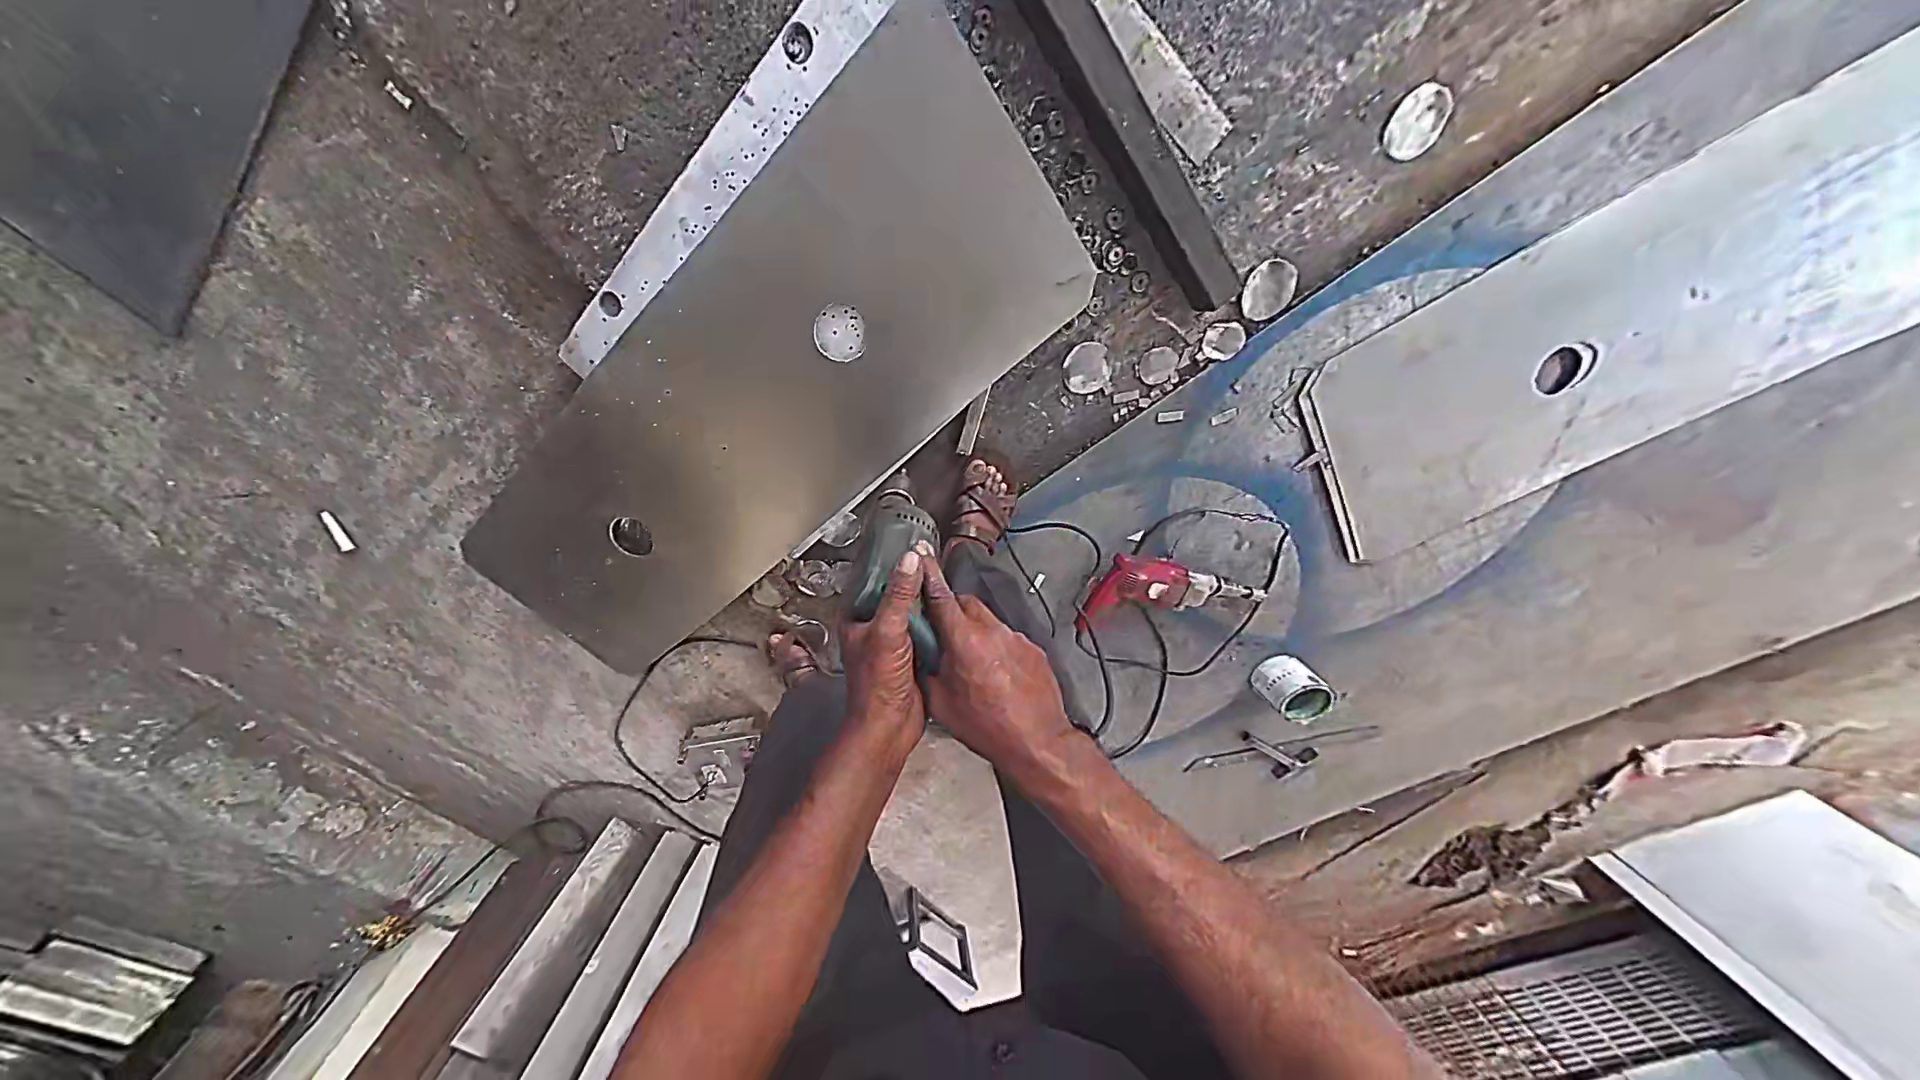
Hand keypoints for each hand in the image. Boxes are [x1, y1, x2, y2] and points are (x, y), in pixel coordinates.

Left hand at [840, 547, 928, 752]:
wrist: (890, 726)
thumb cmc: (876, 686)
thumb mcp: (888, 631)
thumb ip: (899, 595)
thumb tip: (910, 561)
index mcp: (856, 620)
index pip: (873, 581)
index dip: (890, 564)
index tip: (910, 546)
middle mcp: (873, 628)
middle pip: (896, 595)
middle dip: (914, 582)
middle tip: (932, 560)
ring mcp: (894, 642)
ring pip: (913, 613)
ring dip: (927, 602)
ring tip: (943, 581)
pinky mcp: (913, 656)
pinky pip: (926, 631)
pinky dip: (937, 623)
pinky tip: (949, 613)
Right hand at [919, 555, 1079, 783]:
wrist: (1037, 742)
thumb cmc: (990, 728)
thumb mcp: (942, 704)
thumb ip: (928, 671)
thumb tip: (923, 655)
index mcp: (966, 641)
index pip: (942, 597)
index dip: (929, 574)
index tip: (922, 554)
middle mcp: (993, 633)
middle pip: (967, 603)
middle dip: (952, 610)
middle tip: (943, 630)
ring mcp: (1017, 639)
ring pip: (988, 621)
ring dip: (975, 632)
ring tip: (972, 663)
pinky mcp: (1033, 649)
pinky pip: (1007, 638)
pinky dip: (996, 648)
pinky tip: (995, 674)